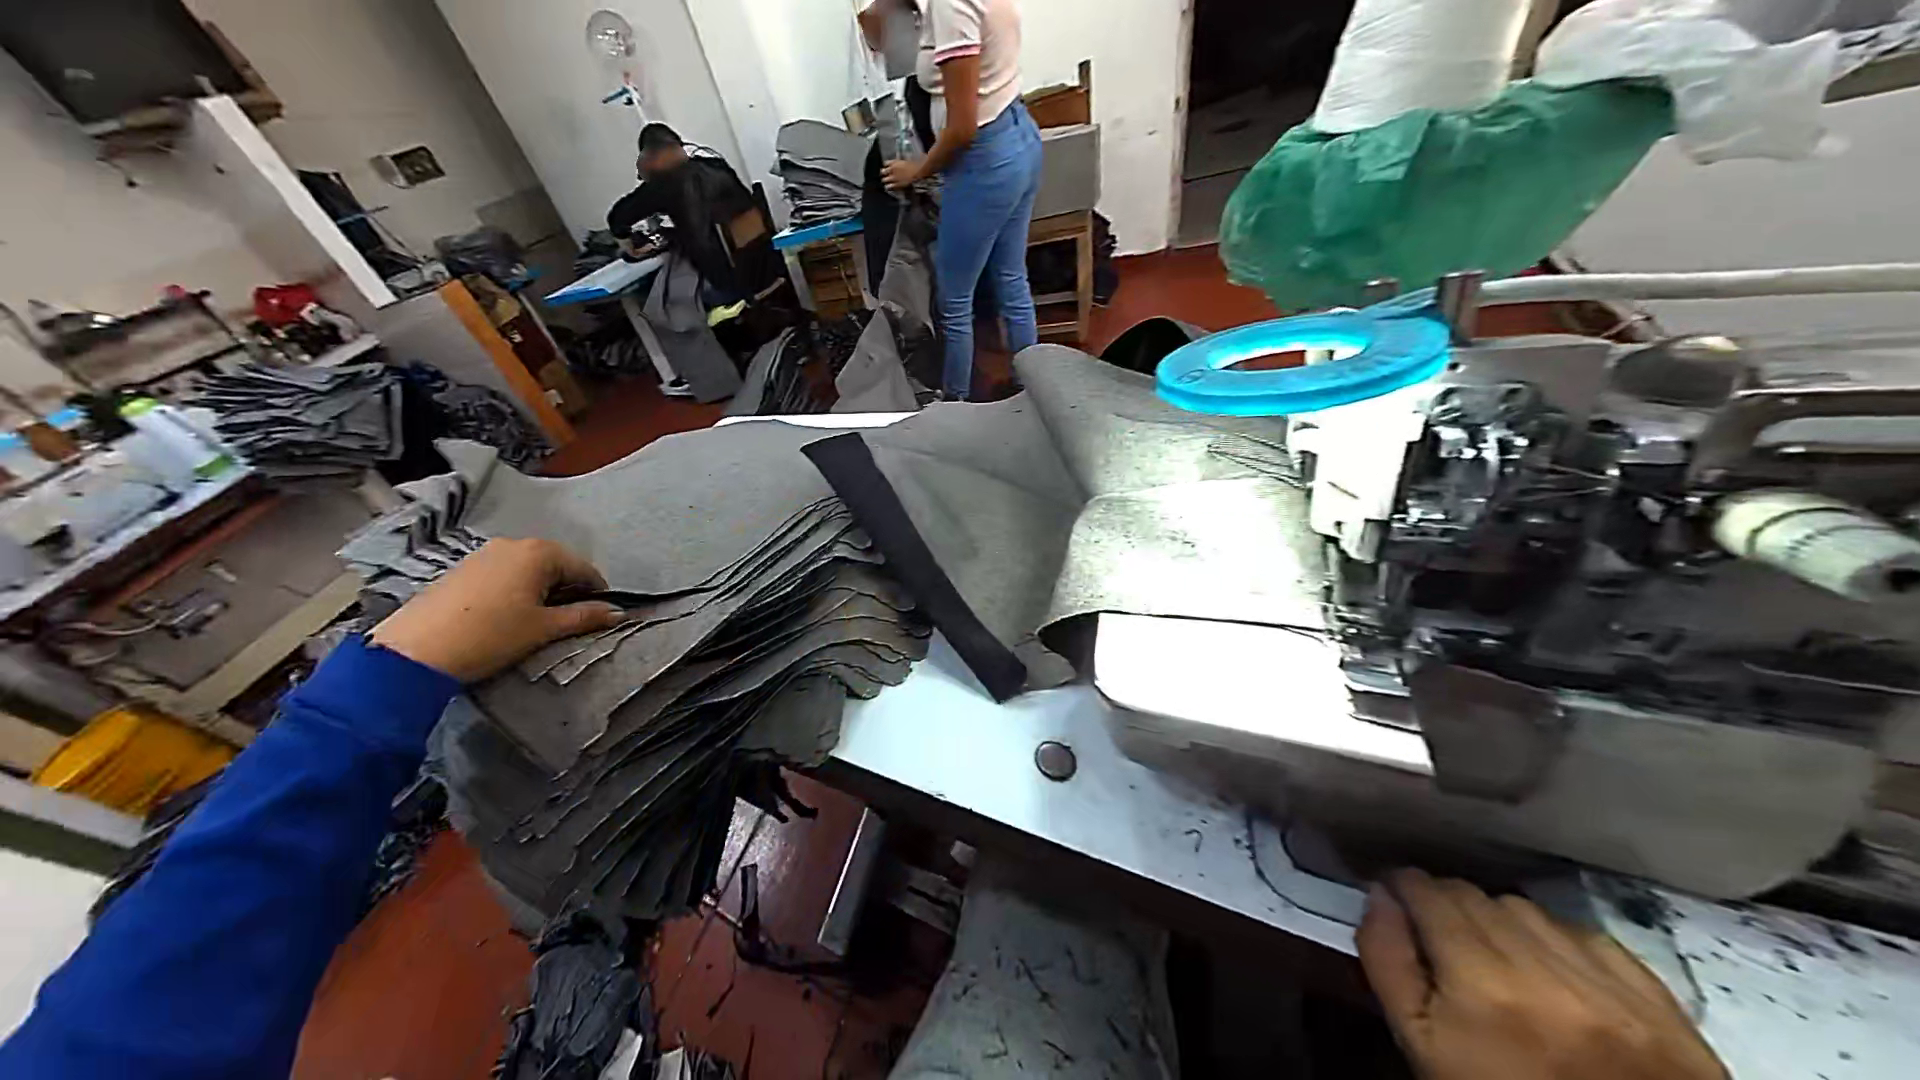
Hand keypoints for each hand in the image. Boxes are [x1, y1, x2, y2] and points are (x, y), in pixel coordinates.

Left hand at [368, 537, 623, 681]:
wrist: (413, 652)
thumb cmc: (490, 635)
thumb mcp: (544, 628)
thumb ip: (585, 617)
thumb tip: (618, 613)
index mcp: (539, 552)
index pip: (585, 570)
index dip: (597, 595)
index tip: (598, 618)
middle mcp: (514, 544)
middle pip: (557, 566)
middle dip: (568, 591)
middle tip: (566, 622)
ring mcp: (484, 554)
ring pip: (529, 570)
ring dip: (541, 591)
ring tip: (535, 622)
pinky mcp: (462, 568)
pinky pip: (504, 574)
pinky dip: (516, 591)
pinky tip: (507, 616)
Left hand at [881, 159, 922, 190]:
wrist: (918, 172)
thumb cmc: (915, 165)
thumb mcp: (907, 161)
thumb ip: (901, 163)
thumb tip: (900, 164)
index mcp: (895, 162)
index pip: (885, 163)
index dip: (886, 166)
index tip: (887, 167)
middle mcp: (892, 169)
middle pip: (883, 171)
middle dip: (884, 174)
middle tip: (885, 176)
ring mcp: (893, 177)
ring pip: (884, 180)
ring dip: (885, 181)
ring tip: (886, 183)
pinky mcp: (896, 185)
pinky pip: (889, 186)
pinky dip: (889, 187)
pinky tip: (889, 188)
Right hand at [1358, 869, 1727, 1079]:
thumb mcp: (1420, 1044)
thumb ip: (1387, 961)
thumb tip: (1379, 896)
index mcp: (1480, 983)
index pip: (1425, 891)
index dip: (1401, 887)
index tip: (1393, 897)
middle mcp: (1543, 970)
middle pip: (1471, 894)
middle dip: (1444, 902)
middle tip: (1436, 930)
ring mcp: (1605, 983)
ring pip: (1523, 908)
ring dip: (1497, 918)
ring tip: (1494, 953)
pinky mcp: (1654, 999)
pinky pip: (1584, 934)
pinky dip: (1555, 940)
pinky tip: (1550, 970)